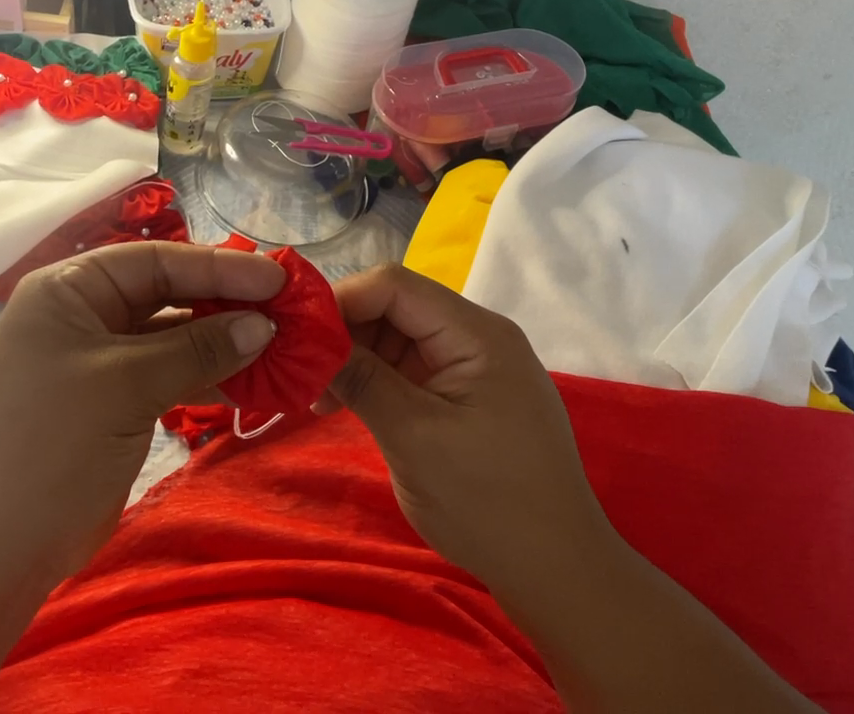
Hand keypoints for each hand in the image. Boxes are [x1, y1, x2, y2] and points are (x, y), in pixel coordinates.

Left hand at [0, 242, 284, 584]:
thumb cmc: (52, 444)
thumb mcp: (125, 385)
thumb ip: (197, 349)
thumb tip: (263, 325)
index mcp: (67, 290)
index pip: (152, 261)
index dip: (216, 267)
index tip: (276, 281)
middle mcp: (80, 316)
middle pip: (163, 293)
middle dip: (222, 302)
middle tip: (284, 312)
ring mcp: (95, 361)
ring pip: (169, 336)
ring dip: (219, 340)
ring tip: (277, 346)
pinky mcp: (110, 402)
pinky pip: (166, 373)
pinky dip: (204, 373)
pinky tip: (248, 378)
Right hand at [322, 264, 611, 591]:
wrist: (556, 569)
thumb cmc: (486, 501)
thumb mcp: (413, 437)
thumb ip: (361, 379)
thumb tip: (309, 341)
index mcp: (476, 334)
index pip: (394, 285)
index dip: (342, 300)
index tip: (298, 336)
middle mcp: (477, 336)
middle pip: (395, 308)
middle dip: (344, 333)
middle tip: (302, 375)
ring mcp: (473, 365)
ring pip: (397, 337)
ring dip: (355, 360)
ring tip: (318, 400)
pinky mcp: (466, 393)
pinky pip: (410, 368)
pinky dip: (375, 381)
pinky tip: (345, 406)